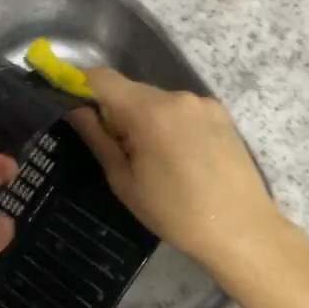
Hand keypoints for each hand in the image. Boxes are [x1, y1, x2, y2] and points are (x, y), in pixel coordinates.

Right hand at [66, 67, 289, 275]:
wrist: (242, 230)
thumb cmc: (174, 212)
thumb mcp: (124, 181)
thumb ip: (97, 138)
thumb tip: (74, 110)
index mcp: (149, 111)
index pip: (101, 78)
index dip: (78, 83)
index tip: (66, 99)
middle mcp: (177, 96)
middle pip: (130, 90)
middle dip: (115, 111)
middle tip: (115, 149)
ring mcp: (203, 103)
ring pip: (156, 101)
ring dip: (143, 119)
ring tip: (152, 160)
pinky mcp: (221, 114)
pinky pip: (180, 110)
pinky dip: (169, 124)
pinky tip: (179, 158)